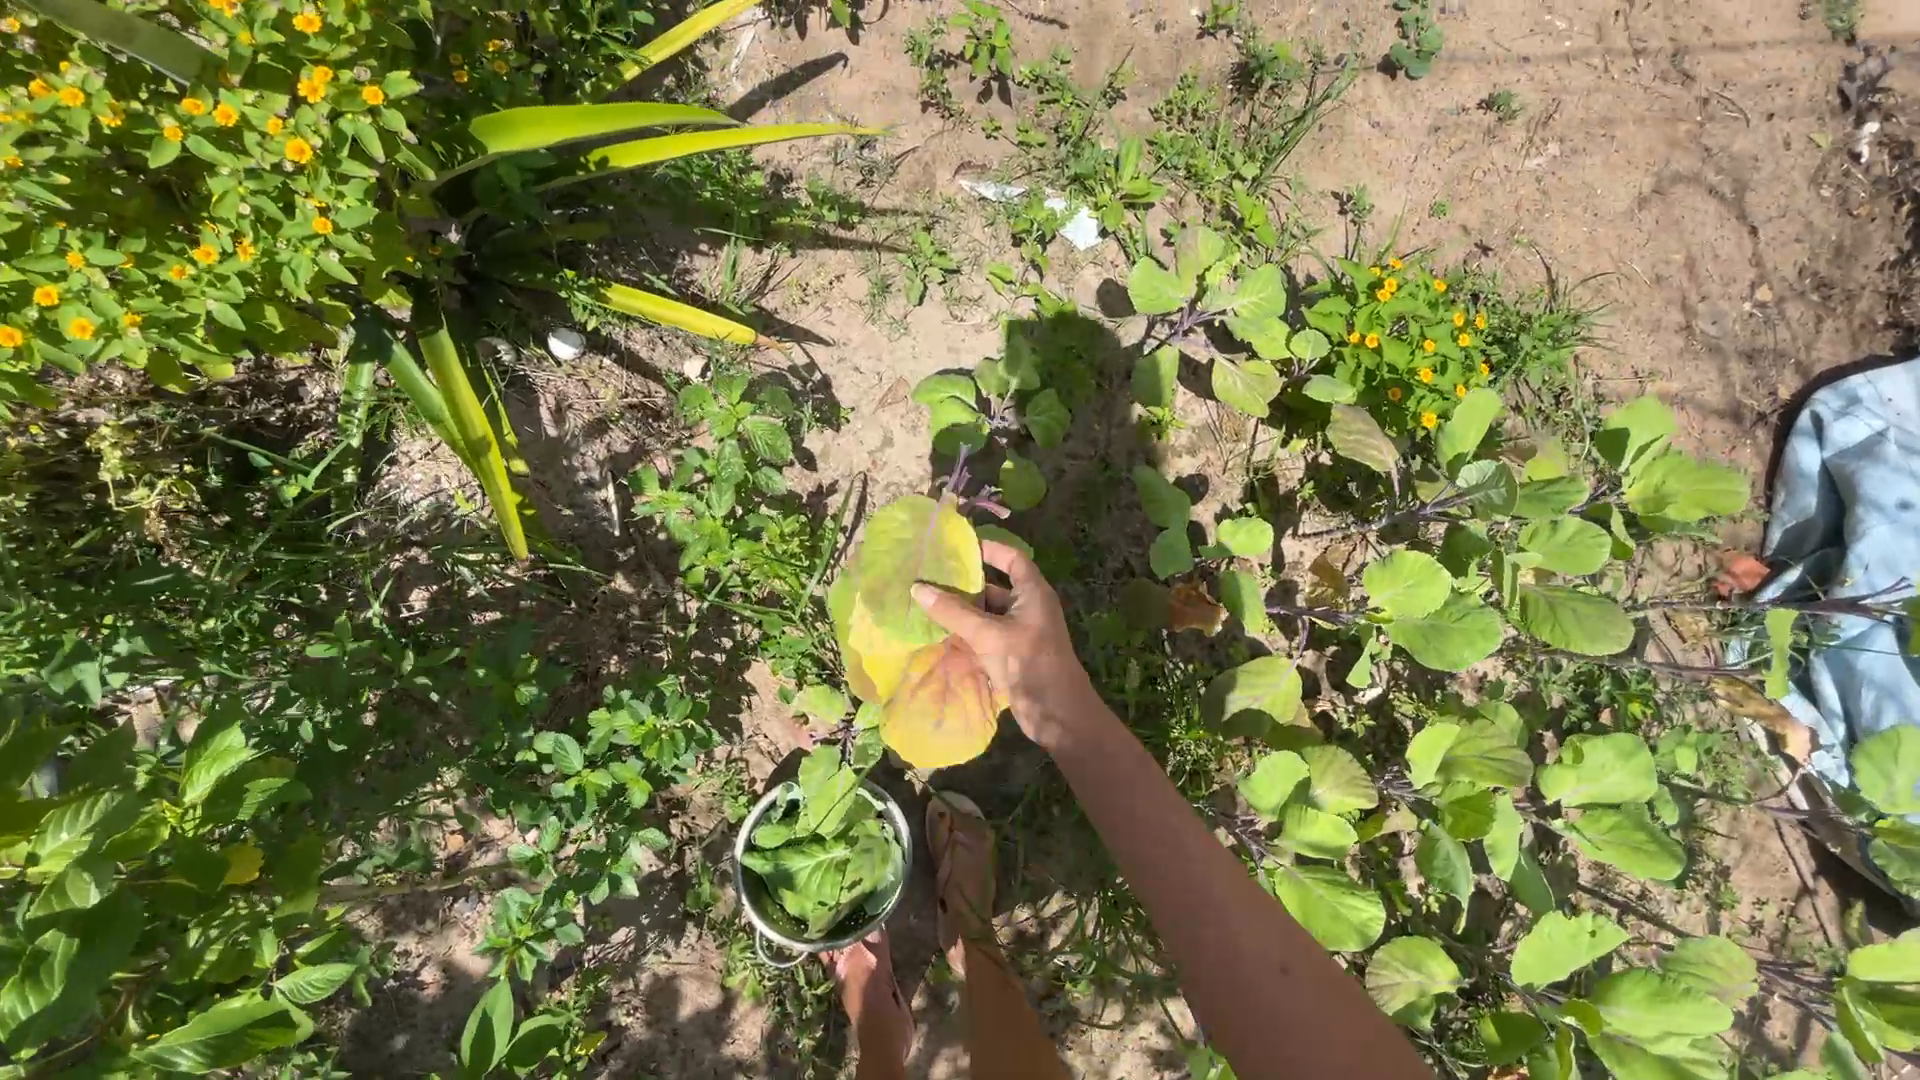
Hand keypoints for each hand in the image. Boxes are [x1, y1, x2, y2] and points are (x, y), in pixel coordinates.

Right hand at [911, 540, 1103, 753]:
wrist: (1056, 712)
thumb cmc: (1029, 662)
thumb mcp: (988, 634)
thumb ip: (953, 612)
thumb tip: (917, 588)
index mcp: (1033, 592)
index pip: (1011, 559)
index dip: (988, 549)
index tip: (957, 546)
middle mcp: (1028, 607)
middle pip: (994, 586)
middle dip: (964, 583)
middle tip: (930, 576)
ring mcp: (1020, 632)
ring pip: (987, 613)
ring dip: (961, 610)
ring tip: (927, 602)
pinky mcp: (1011, 654)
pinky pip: (985, 635)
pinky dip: (965, 632)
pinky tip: (938, 632)